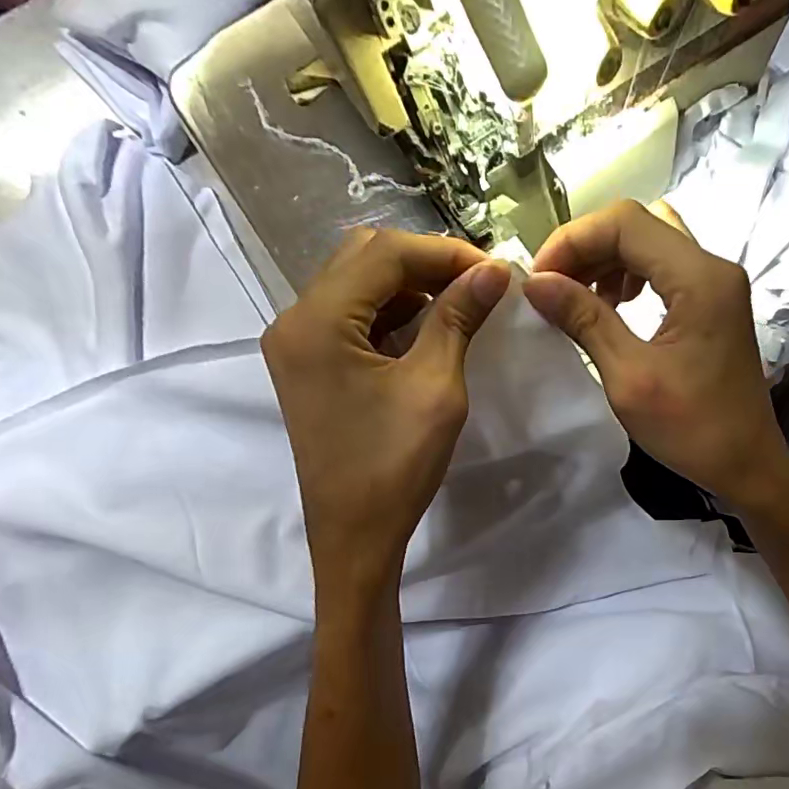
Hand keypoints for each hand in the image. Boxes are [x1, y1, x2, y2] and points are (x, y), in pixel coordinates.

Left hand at [261, 228, 511, 586]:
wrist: (354, 535)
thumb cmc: (394, 466)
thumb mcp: (436, 387)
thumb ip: (458, 318)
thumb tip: (493, 271)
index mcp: (317, 321)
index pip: (385, 254)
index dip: (445, 253)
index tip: (494, 271)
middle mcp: (294, 320)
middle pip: (363, 258)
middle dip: (425, 263)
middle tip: (477, 285)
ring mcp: (296, 344)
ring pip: (356, 284)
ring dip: (408, 286)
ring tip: (459, 304)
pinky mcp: (308, 365)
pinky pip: (350, 317)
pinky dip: (389, 313)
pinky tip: (426, 330)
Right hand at [524, 200, 788, 509]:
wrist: (746, 466)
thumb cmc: (692, 429)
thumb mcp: (630, 377)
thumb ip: (584, 320)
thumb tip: (535, 283)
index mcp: (700, 278)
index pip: (626, 223)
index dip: (573, 240)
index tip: (539, 279)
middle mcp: (714, 267)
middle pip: (639, 225)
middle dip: (587, 248)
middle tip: (552, 286)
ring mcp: (717, 285)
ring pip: (651, 243)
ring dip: (607, 261)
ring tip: (577, 297)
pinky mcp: (714, 304)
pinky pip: (665, 270)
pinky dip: (629, 277)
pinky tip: (611, 306)